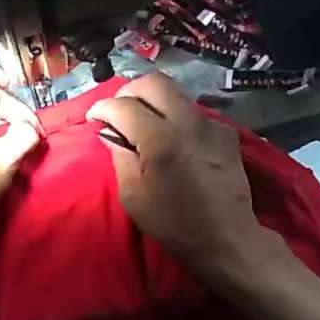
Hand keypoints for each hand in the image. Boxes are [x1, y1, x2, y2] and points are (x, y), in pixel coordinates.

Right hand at [86, 71, 279, 282]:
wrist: (226, 237)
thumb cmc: (173, 222)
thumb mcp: (133, 195)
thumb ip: (120, 156)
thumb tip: (112, 133)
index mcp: (160, 139)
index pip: (124, 106)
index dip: (102, 107)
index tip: (93, 117)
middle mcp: (187, 122)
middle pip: (153, 83)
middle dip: (129, 92)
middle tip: (117, 111)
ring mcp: (211, 124)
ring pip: (175, 94)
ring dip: (153, 102)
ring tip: (142, 123)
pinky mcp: (226, 133)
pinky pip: (193, 113)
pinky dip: (176, 118)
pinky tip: (172, 139)